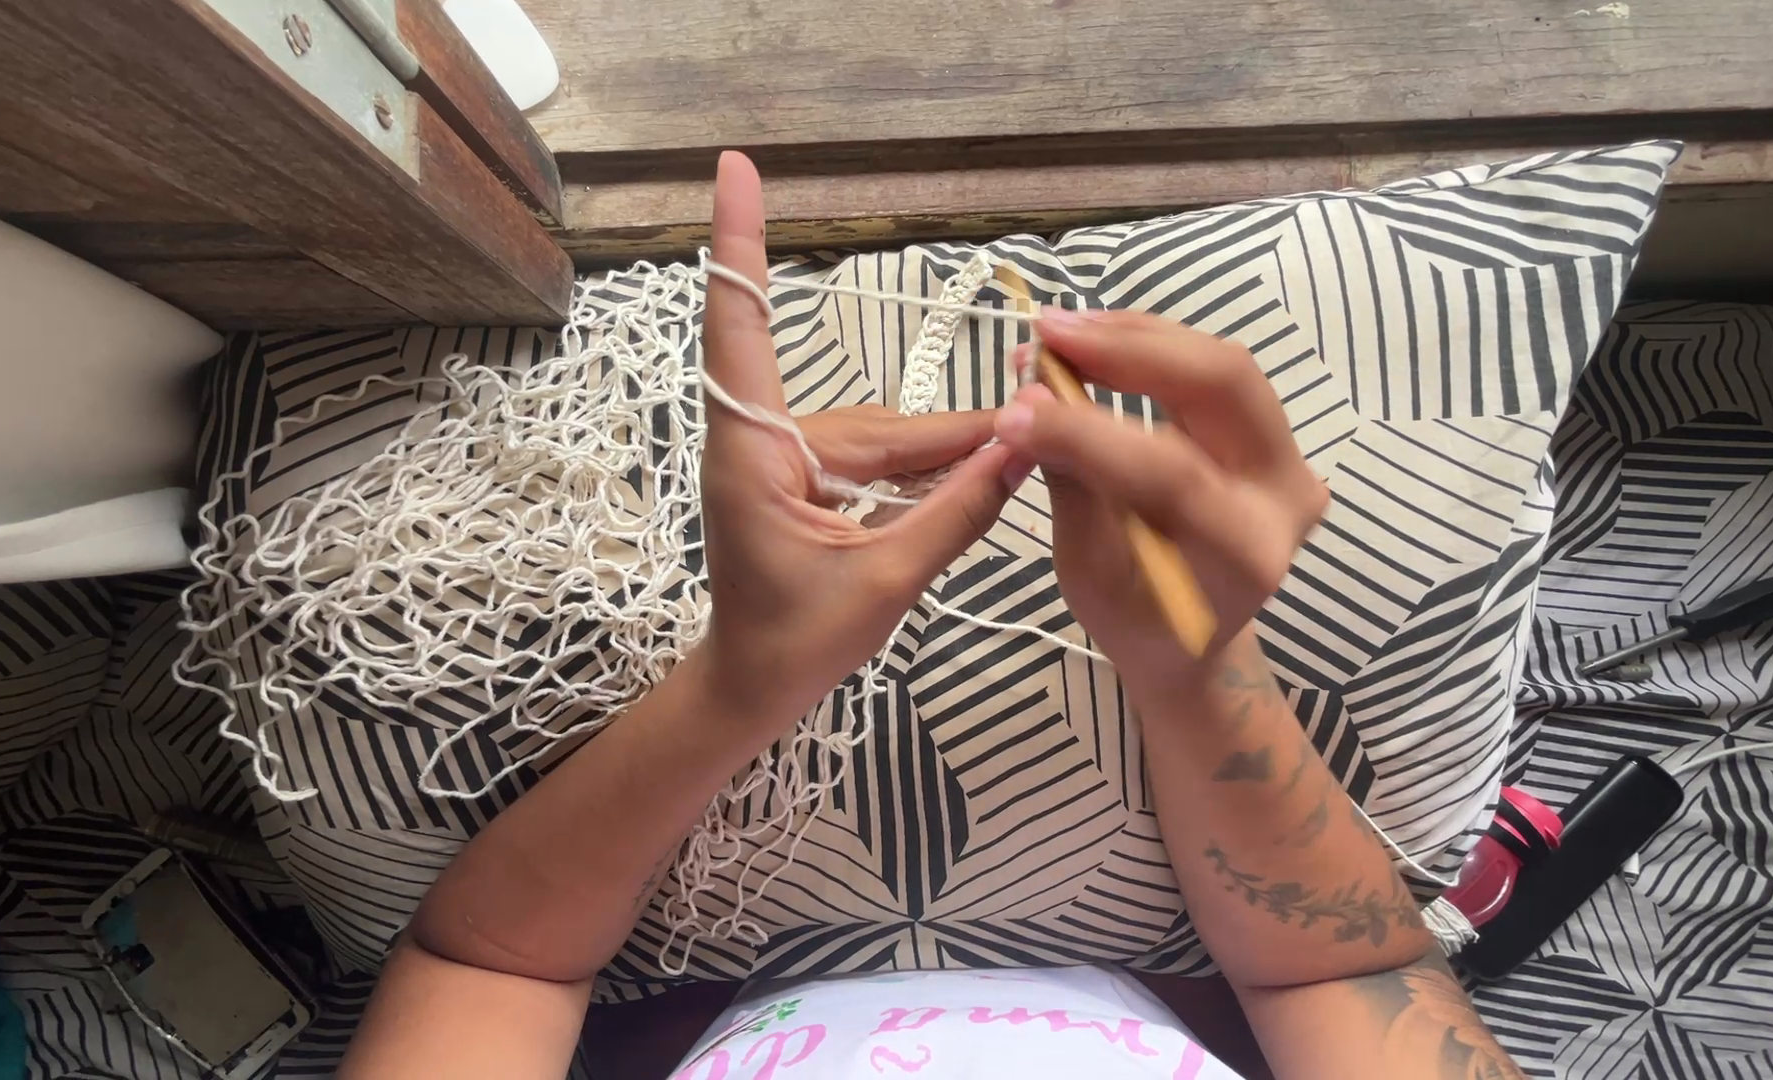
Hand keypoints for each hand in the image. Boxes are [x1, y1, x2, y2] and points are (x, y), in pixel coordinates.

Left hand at [697, 152, 1016, 725]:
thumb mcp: (884, 582)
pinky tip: (973, 465)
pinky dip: (923, 465)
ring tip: (1018, 458)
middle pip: (870, 413)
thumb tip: (1022, 445)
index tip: (735, 167)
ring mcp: (787, 460)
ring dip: (946, 452)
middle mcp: (766, 441)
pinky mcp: (807, 478)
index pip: (743, 330)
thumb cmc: (796, 644)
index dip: (740, 246)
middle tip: (1038, 427)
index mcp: (756, 454)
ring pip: (882, 436)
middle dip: (950, 433)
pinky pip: (875, 457)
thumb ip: (953, 513)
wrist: (752, 685)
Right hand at [994, 311, 1326, 692]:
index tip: (1013, 409)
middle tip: (1047, 333)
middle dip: (1128, 348)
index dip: (1085, 431)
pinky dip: (1148, 349)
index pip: (1167, 470)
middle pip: (1221, 384)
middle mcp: (1285, 494)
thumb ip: (1070, 483)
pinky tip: (1094, 341)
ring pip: (1220, 365)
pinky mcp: (1269, 438)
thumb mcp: (1086, 569)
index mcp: (1244, 551)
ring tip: (1059, 331)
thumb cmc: (1132, 621)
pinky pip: (1212, 374)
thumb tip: (1028, 403)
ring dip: (1134, 338)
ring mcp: (1288, 459)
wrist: (1190, 641)